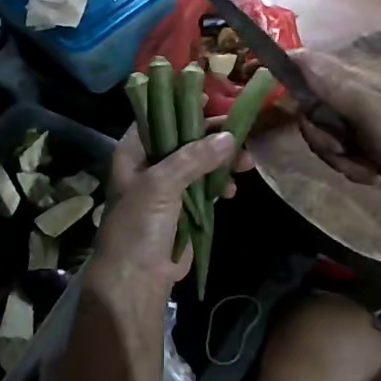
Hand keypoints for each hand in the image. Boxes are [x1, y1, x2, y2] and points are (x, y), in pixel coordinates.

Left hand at [92, 121, 253, 290]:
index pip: (157, 116)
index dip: (182, 106)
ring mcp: (167, 187)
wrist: (136, 280)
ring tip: (246, 164)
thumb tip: (230, 138)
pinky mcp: (184, 208)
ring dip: (222, 161)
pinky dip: (219, 184)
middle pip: (185, 138)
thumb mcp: (161, 185)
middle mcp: (149, 164)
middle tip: (242, 132)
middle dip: (213, 136)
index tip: (212, 99)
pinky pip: (205, 186)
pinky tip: (230, 190)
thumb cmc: (138, 226)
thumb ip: (194, 158)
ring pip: (200, 162)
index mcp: (133, 152)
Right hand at [292, 50, 380, 202]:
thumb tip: (296, 53)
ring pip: (325, 141)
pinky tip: (378, 176)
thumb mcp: (375, 113)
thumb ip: (335, 87)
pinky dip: (357, 170)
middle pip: (311, 114)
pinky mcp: (369, 150)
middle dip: (323, 140)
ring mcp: (361, 125)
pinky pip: (344, 159)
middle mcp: (353, 97)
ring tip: (371, 169)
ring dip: (343, 161)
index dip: (293, 86)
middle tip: (344, 149)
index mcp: (356, 80)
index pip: (307, 70)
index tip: (290, 109)